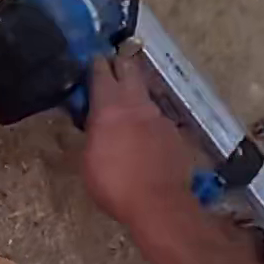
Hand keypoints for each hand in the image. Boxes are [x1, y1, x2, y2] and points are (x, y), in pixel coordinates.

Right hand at [84, 57, 197, 231]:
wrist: (158, 204)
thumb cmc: (113, 184)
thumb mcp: (87, 160)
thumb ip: (91, 135)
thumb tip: (93, 125)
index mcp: (109, 108)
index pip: (101, 73)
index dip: (95, 64)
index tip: (92, 59)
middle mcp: (136, 105)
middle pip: (129, 71)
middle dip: (120, 65)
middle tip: (112, 64)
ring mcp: (160, 119)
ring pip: (145, 98)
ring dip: (134, 97)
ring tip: (126, 108)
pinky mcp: (176, 135)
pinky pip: (158, 122)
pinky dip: (148, 124)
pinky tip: (144, 139)